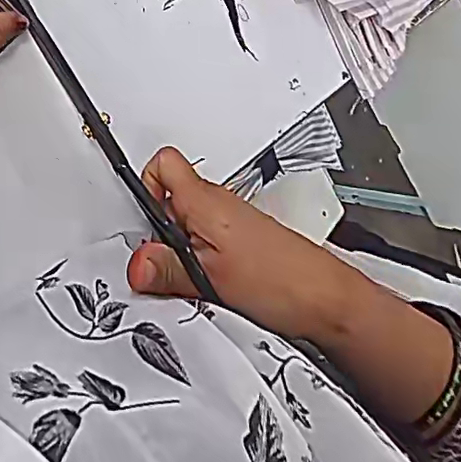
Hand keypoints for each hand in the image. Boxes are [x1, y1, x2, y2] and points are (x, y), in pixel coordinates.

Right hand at [125, 147, 381, 344]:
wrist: (325, 298)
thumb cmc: (281, 280)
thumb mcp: (211, 280)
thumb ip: (167, 269)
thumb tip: (135, 264)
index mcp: (204, 200)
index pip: (162, 163)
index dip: (143, 185)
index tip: (140, 222)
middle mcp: (217, 201)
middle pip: (168, 197)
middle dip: (159, 231)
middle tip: (166, 262)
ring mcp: (229, 218)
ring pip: (186, 220)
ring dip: (180, 248)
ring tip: (194, 278)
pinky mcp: (239, 237)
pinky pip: (205, 236)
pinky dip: (199, 257)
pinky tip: (210, 284)